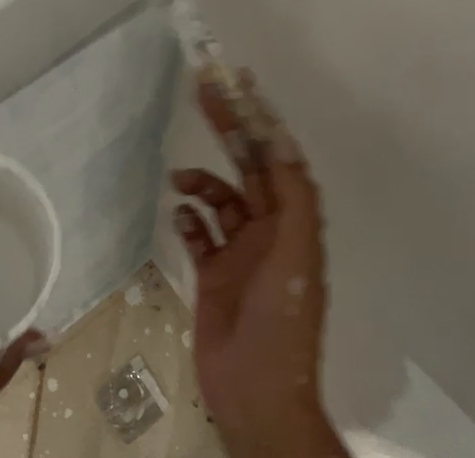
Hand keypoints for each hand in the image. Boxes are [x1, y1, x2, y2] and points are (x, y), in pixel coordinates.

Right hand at [172, 69, 347, 457]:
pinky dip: (188, 218)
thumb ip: (291, 195)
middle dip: (227, 129)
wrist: (254, 392)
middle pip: (246, 166)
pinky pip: (199, 233)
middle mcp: (269, 229)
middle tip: (202, 89)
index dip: (261, 118)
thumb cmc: (281, 321)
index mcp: (293, 221)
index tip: (241, 82)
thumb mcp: (295, 253)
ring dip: (200, 182)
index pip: (276, 156)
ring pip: (218, 199)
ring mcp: (239, 251)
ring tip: (179, 182)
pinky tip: (179, 215)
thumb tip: (280, 139)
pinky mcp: (213, 273)